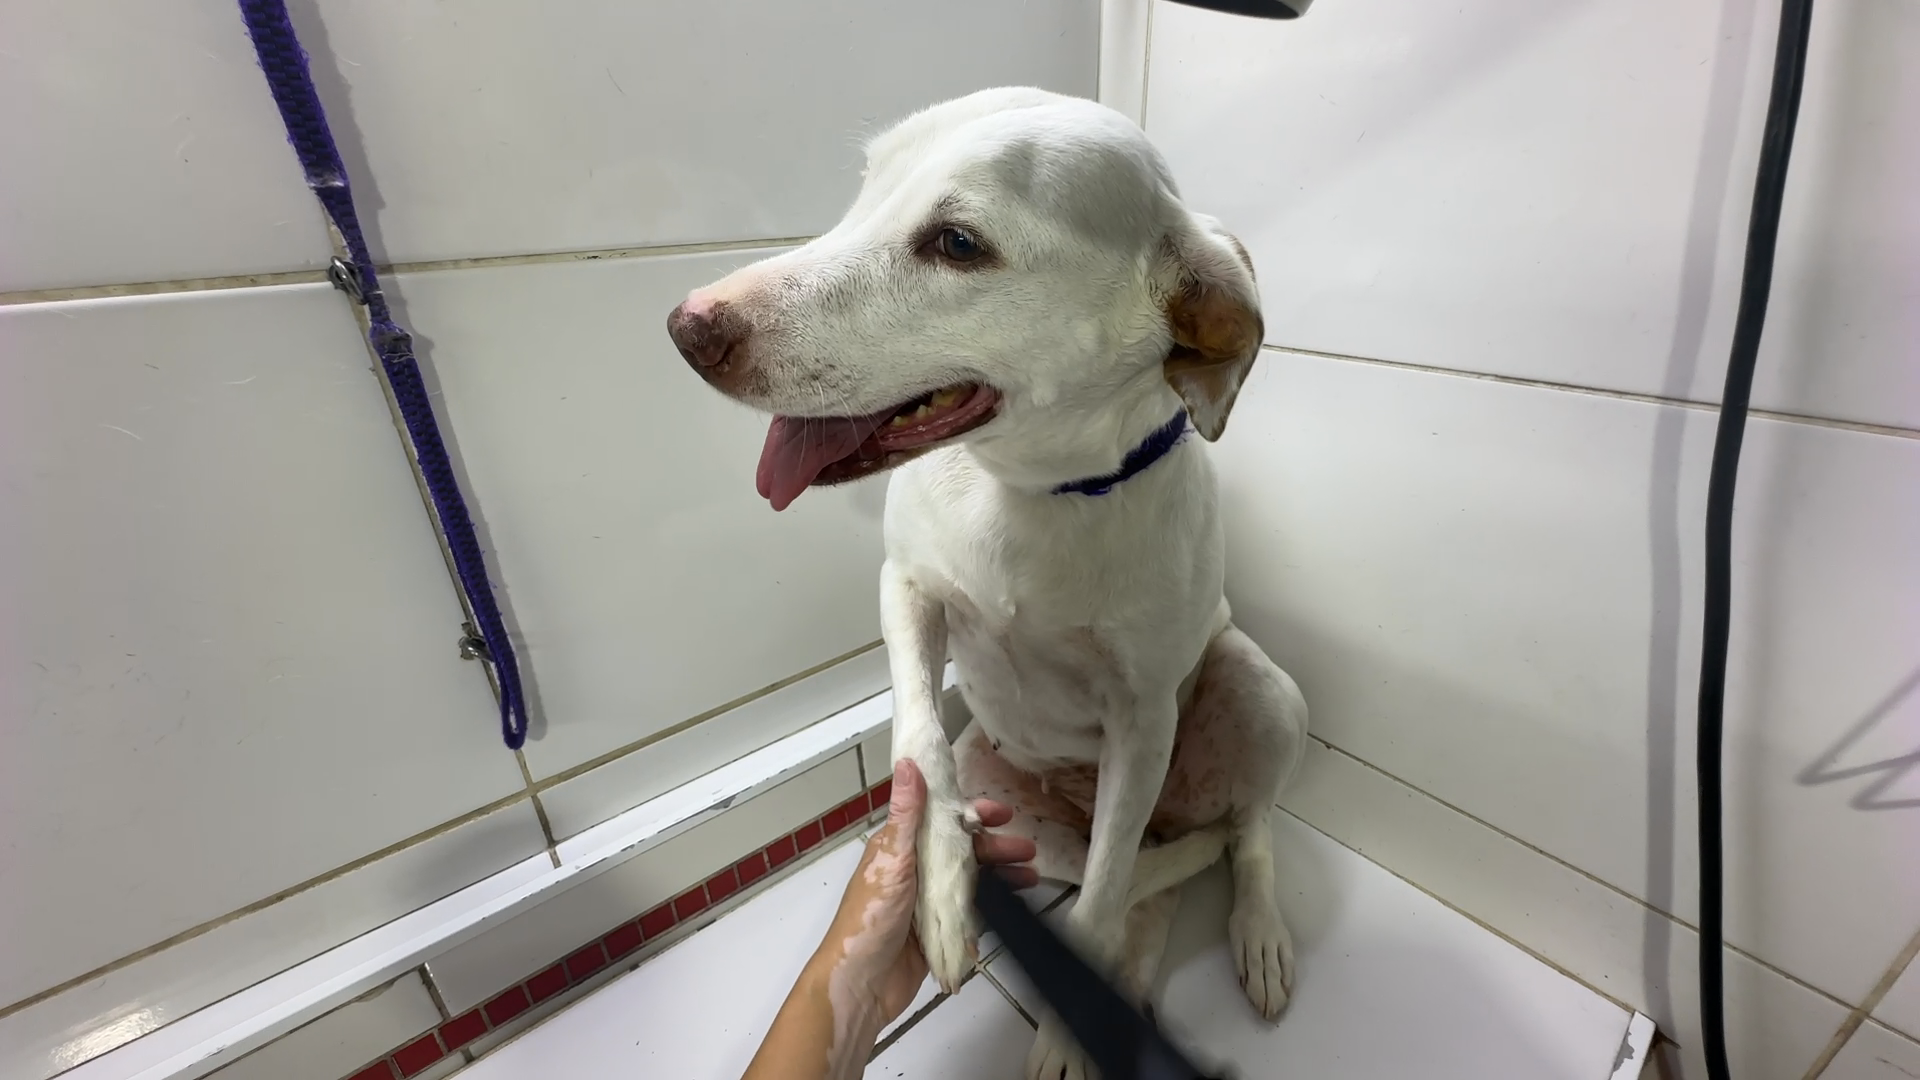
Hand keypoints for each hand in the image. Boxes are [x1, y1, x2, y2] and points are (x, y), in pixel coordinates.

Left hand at [812, 759, 1037, 1024]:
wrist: (861, 984)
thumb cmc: (869, 917)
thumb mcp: (890, 858)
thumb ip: (905, 813)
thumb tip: (907, 762)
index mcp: (902, 845)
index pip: (943, 819)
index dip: (973, 813)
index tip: (1002, 812)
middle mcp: (917, 867)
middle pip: (964, 849)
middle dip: (997, 845)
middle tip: (1028, 848)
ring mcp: (929, 899)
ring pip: (972, 876)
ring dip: (1002, 873)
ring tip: (1031, 875)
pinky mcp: (939, 928)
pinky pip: (973, 907)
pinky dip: (995, 902)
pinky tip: (1016, 901)